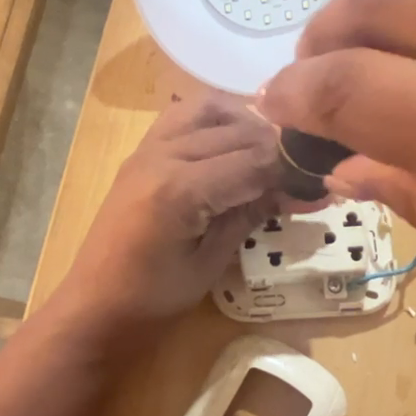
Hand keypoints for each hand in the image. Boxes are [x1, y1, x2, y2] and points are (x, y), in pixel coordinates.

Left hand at [44, 94, 281, 342]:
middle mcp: (163, 156)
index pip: (253, 162)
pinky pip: (181, 116)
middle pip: (235, 131)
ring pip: (207, 109)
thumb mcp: (211, 263)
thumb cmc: (152, 299)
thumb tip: (305, 192)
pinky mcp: (140, 153)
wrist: (94, 305)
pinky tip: (231, 144)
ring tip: (268, 152)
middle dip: (274, 148)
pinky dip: (212, 120)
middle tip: (304, 172)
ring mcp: (147, 149)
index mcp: (180, 190)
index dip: (291, 171)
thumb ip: (251, 216)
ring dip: (243, 123)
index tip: (320, 182)